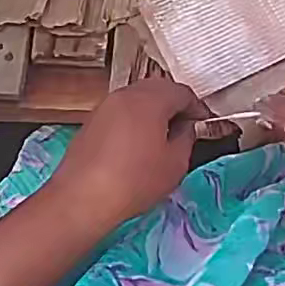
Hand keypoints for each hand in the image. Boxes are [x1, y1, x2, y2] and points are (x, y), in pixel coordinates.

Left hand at [40, 78, 207, 231]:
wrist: (82, 197)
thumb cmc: (134, 181)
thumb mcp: (174, 164)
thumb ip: (186, 138)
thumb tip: (185, 126)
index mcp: (150, 100)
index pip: (181, 91)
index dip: (196, 106)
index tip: (202, 121)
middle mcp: (126, 94)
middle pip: (157, 88)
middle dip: (174, 102)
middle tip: (184, 125)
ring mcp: (105, 105)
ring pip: (136, 97)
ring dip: (152, 109)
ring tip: (161, 135)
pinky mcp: (92, 120)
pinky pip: (120, 110)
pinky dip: (133, 118)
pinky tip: (136, 142)